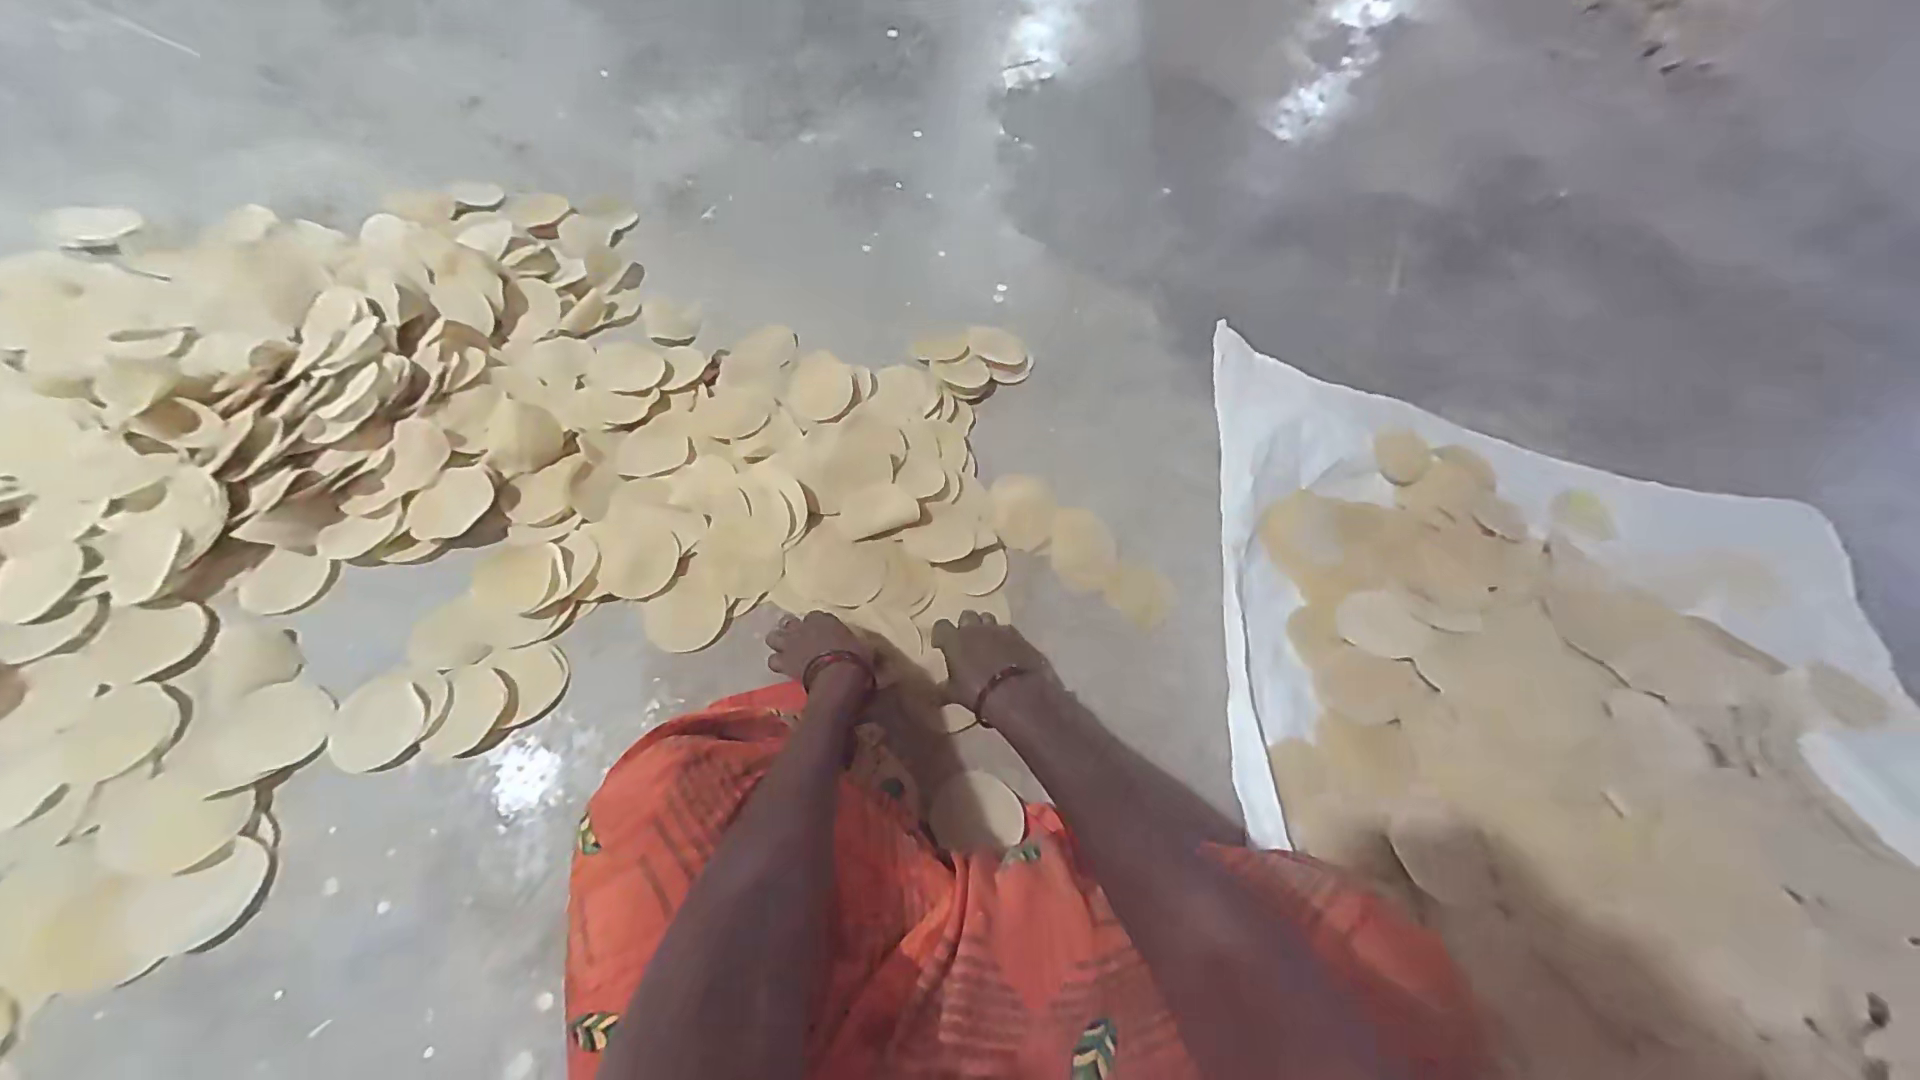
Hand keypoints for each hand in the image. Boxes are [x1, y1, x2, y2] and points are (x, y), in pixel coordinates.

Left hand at [766, 611, 873, 690]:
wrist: (838, 674)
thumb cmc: (855, 657)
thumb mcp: (861, 645)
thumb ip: (853, 643)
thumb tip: (862, 650)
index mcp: (824, 620)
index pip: (814, 616)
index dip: (816, 625)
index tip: (821, 633)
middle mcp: (803, 627)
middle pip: (788, 622)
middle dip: (791, 629)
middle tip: (798, 640)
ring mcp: (790, 643)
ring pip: (773, 637)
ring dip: (779, 643)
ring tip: (785, 651)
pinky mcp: (783, 661)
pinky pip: (773, 660)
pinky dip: (777, 663)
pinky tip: (784, 668)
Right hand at [931, 612, 1055, 721]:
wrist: (1015, 691)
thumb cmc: (977, 692)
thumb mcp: (955, 694)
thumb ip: (943, 690)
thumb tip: (937, 692)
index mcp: (954, 639)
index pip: (941, 626)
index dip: (941, 635)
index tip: (941, 645)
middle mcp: (975, 628)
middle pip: (966, 615)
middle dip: (965, 626)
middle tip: (967, 643)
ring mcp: (997, 629)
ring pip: (987, 618)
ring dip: (985, 627)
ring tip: (986, 643)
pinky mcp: (1017, 635)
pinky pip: (1007, 629)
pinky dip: (1004, 637)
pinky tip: (1006, 649)